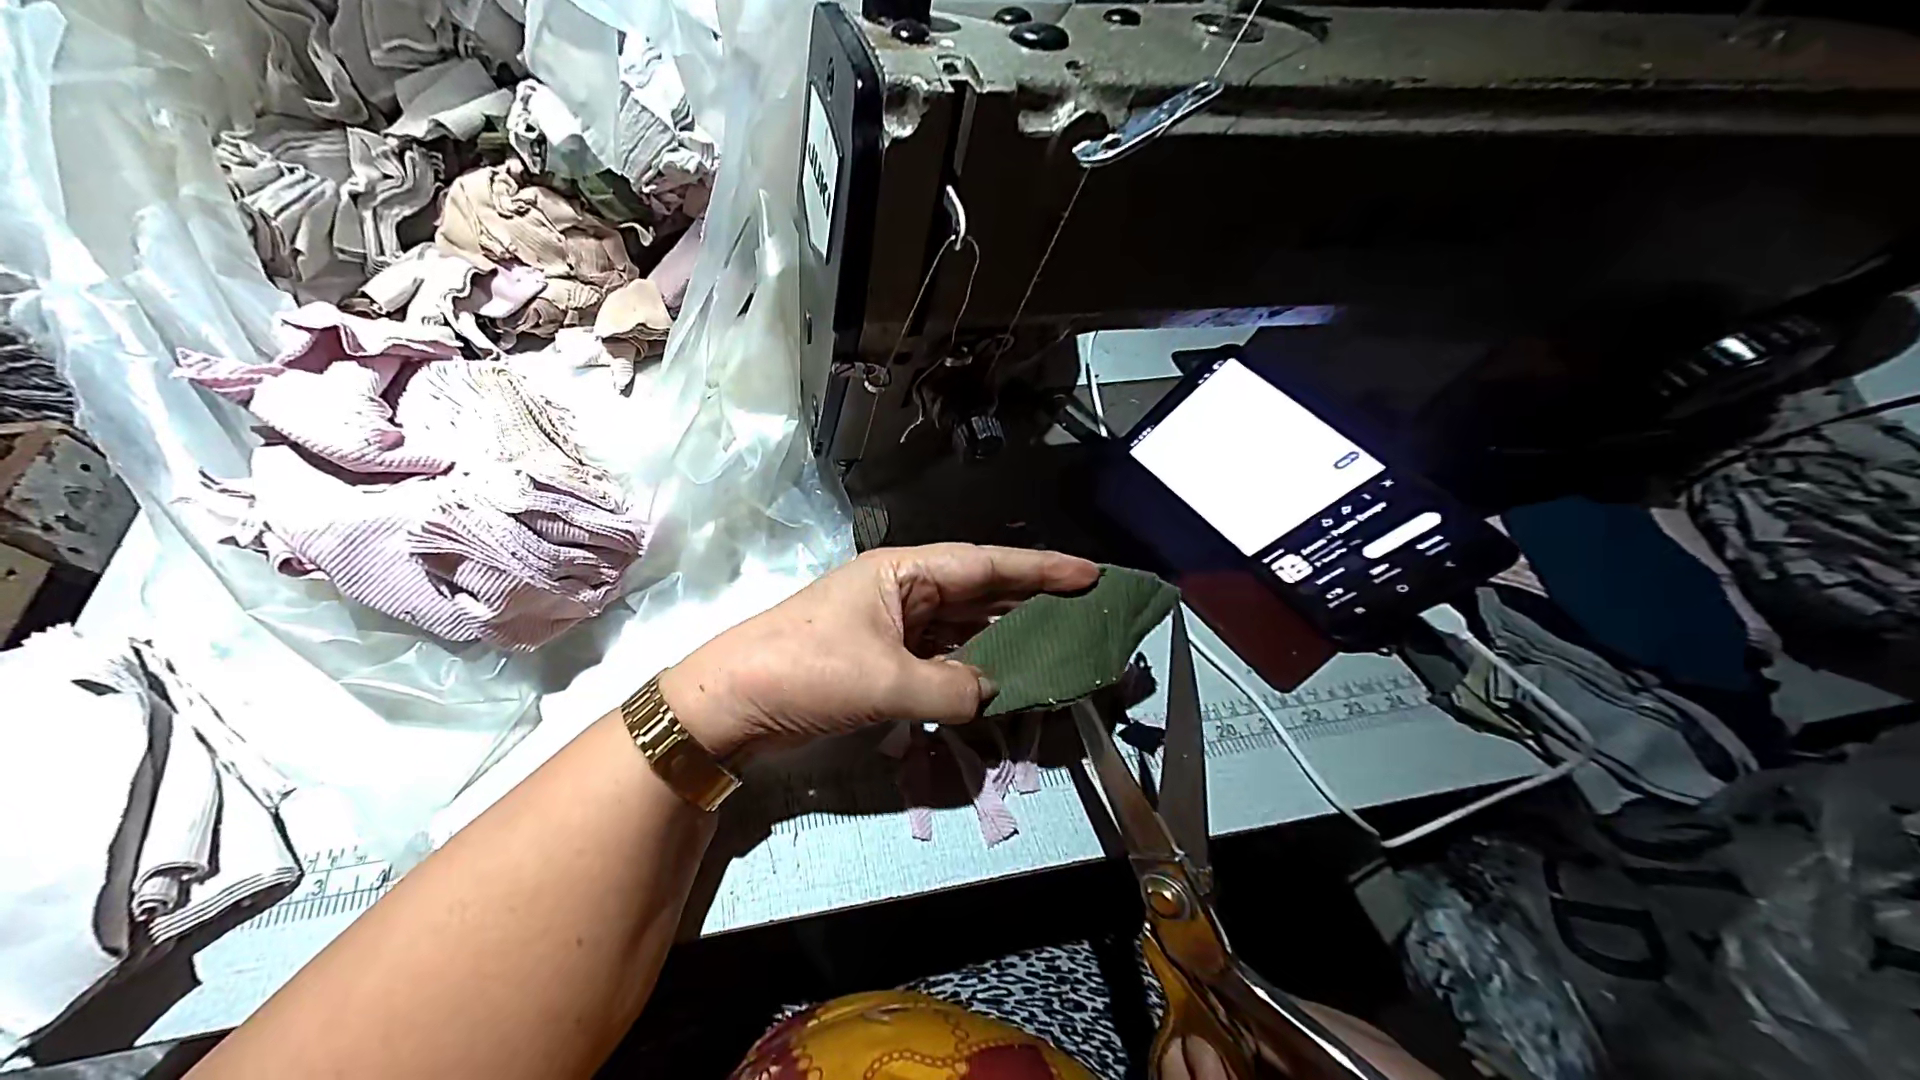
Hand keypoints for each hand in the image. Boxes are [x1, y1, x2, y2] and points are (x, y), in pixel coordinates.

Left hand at [657, 544, 1099, 758]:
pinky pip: (943, 655)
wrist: (730, 703)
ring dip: (1003, 637)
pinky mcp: (883, 657)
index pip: (985, 564)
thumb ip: (951, 687)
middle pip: (980, 592)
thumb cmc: (805, 672)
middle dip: (1030, 602)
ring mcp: (893, 625)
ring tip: (1055, 645)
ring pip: (963, 625)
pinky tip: (1001, 677)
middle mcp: (903, 590)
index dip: (1041, 569)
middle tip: (1083, 613)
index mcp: (903, 572)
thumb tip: (992, 692)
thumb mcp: (884, 680)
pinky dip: (972, 666)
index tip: (1089, 573)